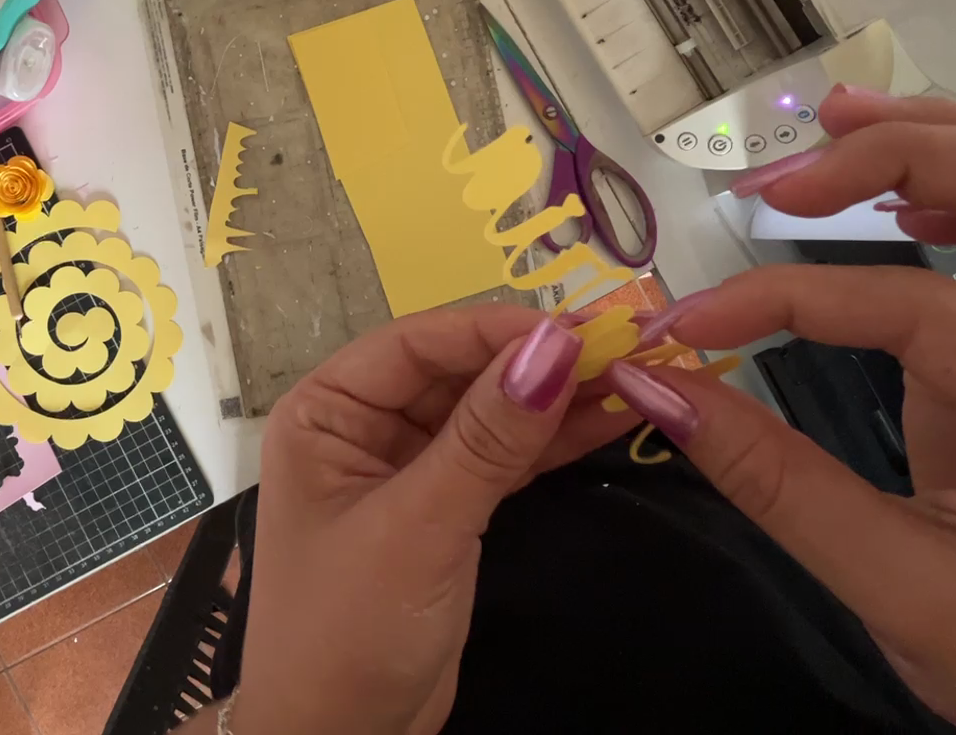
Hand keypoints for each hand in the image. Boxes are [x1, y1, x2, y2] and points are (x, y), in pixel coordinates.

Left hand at [234, 306, 641, 733]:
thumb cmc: (351, 627)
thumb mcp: (419, 526)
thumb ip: (486, 438)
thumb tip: (553, 347)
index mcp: (326, 409)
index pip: (413, 344)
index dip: (491, 329)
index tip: (572, 328)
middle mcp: (361, 421)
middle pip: (453, 371)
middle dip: (530, 360)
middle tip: (617, 346)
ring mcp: (404, 461)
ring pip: (483, 410)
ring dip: (550, 396)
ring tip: (629, 373)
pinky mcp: (443, 501)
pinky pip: (498, 455)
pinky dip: (550, 441)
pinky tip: (608, 417)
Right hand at [606, 87, 955, 732]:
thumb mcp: (909, 596)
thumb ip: (771, 480)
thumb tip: (650, 387)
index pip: (921, 311)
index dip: (781, 300)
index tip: (686, 323)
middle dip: (901, 156)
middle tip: (781, 180)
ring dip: (936, 147)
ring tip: (828, 131)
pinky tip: (896, 209)